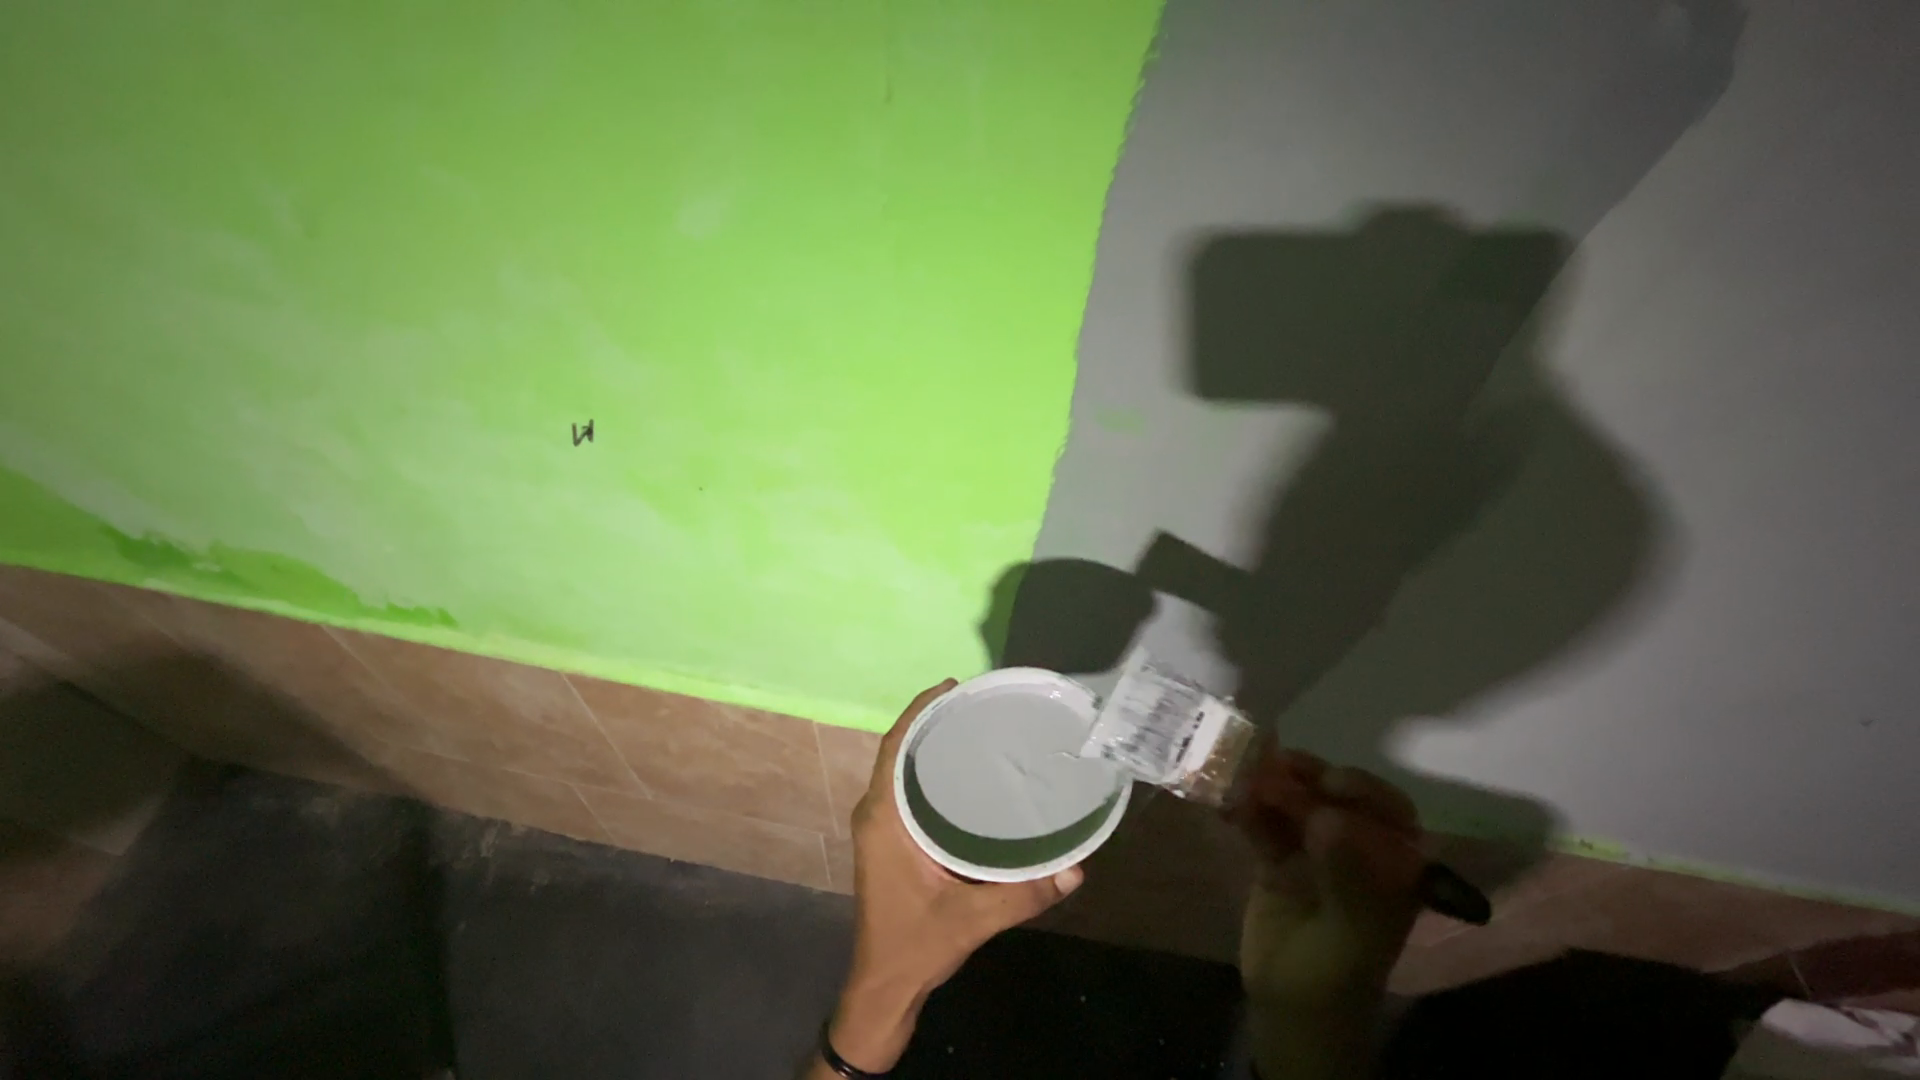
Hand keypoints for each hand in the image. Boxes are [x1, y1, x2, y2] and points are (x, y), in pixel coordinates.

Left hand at [819, 680, 1084, 1075]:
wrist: (883, 989)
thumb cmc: (914, 945)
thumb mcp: (971, 919)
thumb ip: (1022, 894)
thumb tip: (1076, 869)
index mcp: (883, 818)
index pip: (893, 747)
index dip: (918, 711)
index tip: (951, 685)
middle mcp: (877, 814)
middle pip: (899, 751)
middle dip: (932, 722)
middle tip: (978, 703)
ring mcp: (882, 828)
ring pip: (903, 771)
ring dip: (931, 746)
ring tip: (976, 727)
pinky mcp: (892, 842)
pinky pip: (908, 791)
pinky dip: (931, 773)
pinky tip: (969, 775)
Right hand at [1230, 749, 1424, 1079]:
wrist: (1290, 1011)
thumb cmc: (1335, 977)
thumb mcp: (1350, 934)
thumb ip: (1345, 876)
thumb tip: (1327, 817)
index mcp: (1391, 866)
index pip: (1388, 812)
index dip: (1362, 789)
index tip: (1328, 782)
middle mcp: (1356, 849)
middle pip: (1336, 798)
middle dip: (1308, 778)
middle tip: (1274, 765)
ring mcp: (1313, 851)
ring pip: (1296, 804)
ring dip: (1271, 786)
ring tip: (1242, 776)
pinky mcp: (1275, 858)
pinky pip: (1262, 823)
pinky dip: (1245, 808)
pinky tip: (1226, 802)